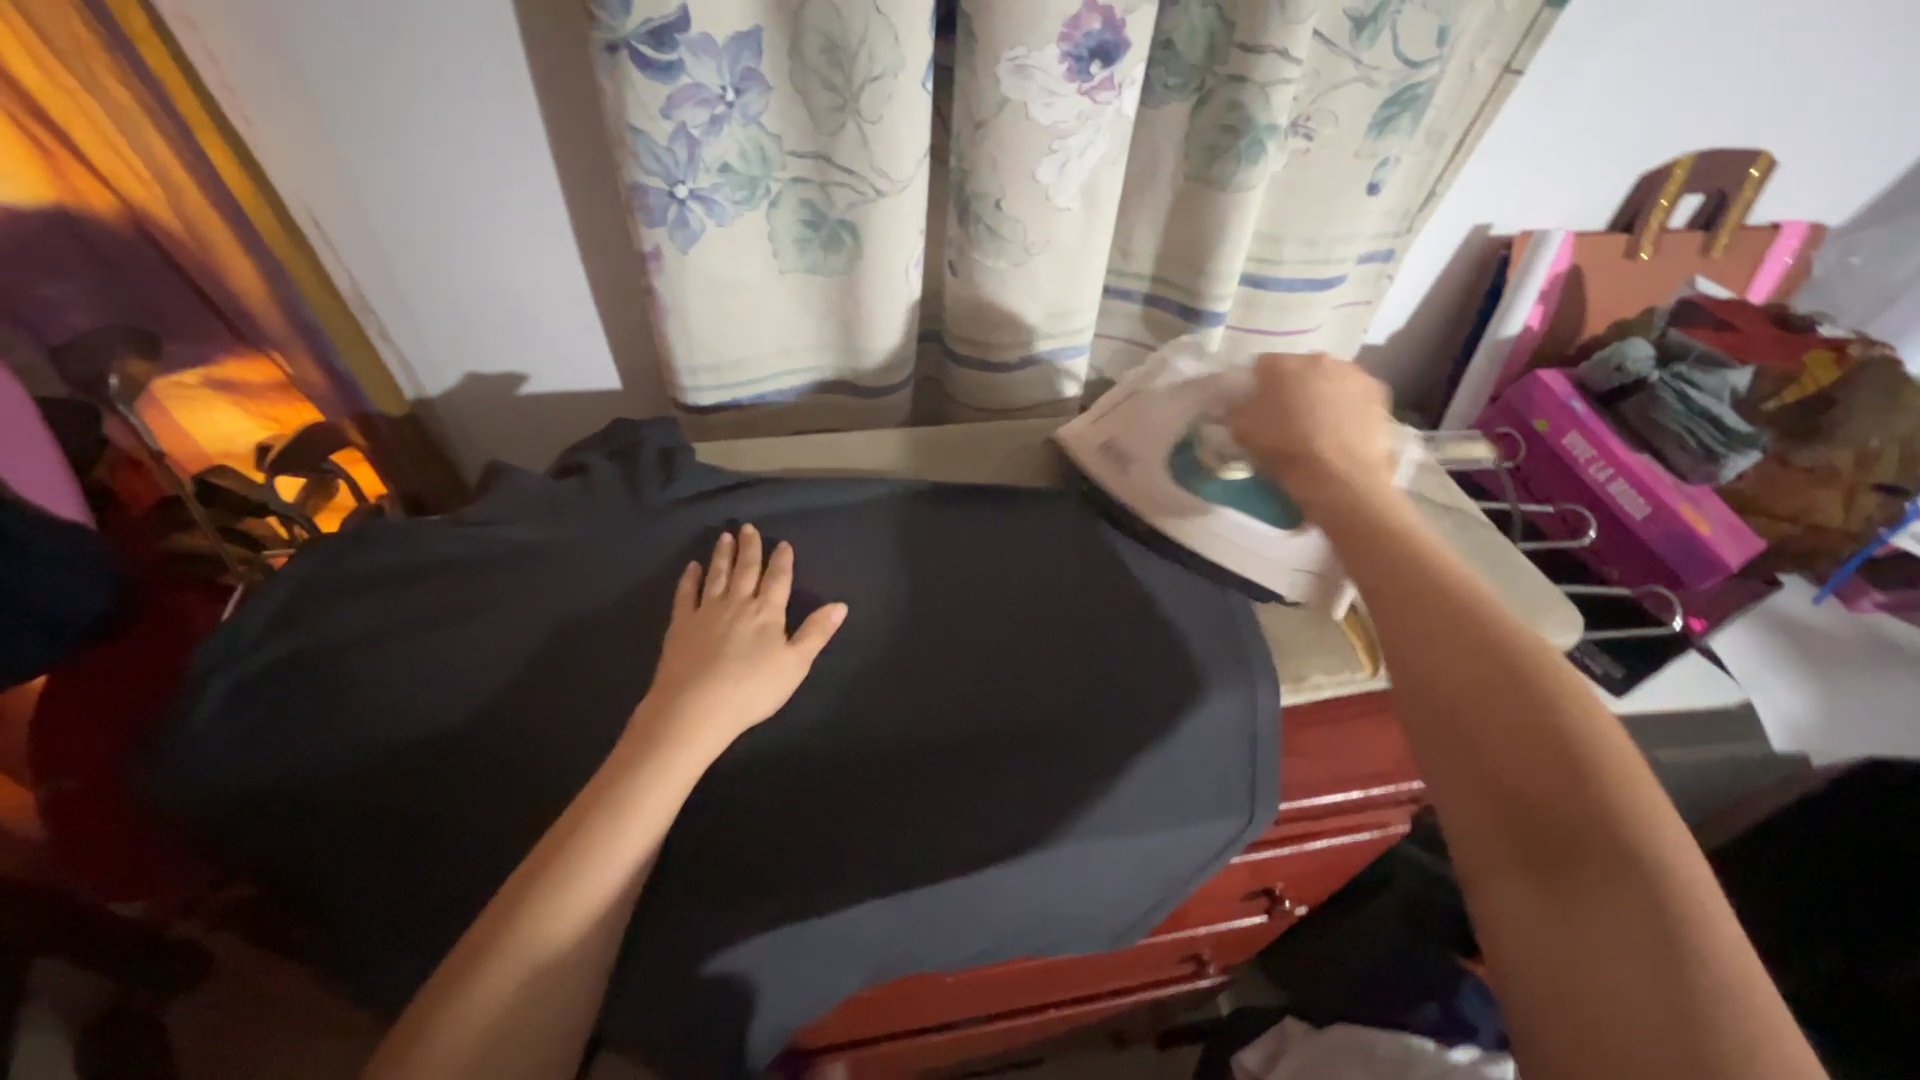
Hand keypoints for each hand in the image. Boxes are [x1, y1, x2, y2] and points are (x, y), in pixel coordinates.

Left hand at [632, 525, 847, 752]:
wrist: (696, 707)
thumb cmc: (753, 689)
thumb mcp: (795, 664)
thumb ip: (816, 632)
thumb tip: (840, 604)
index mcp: (767, 612)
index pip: (778, 579)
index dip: (782, 560)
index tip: (783, 543)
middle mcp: (737, 603)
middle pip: (746, 569)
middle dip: (750, 548)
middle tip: (748, 527)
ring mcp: (706, 611)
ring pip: (717, 575)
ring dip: (722, 555)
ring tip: (724, 537)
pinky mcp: (681, 624)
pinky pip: (686, 593)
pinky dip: (690, 578)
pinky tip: (692, 567)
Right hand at [1227, 352, 1398, 519]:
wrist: (1340, 477)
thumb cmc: (1285, 450)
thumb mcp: (1242, 432)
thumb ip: (1237, 409)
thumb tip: (1239, 403)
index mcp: (1282, 364)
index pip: (1261, 366)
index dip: (1257, 386)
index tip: (1256, 406)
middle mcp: (1319, 358)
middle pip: (1300, 369)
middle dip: (1293, 387)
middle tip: (1288, 415)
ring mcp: (1354, 373)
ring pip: (1331, 379)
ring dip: (1323, 394)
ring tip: (1319, 424)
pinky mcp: (1379, 392)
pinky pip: (1355, 394)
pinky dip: (1348, 406)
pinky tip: (1343, 430)